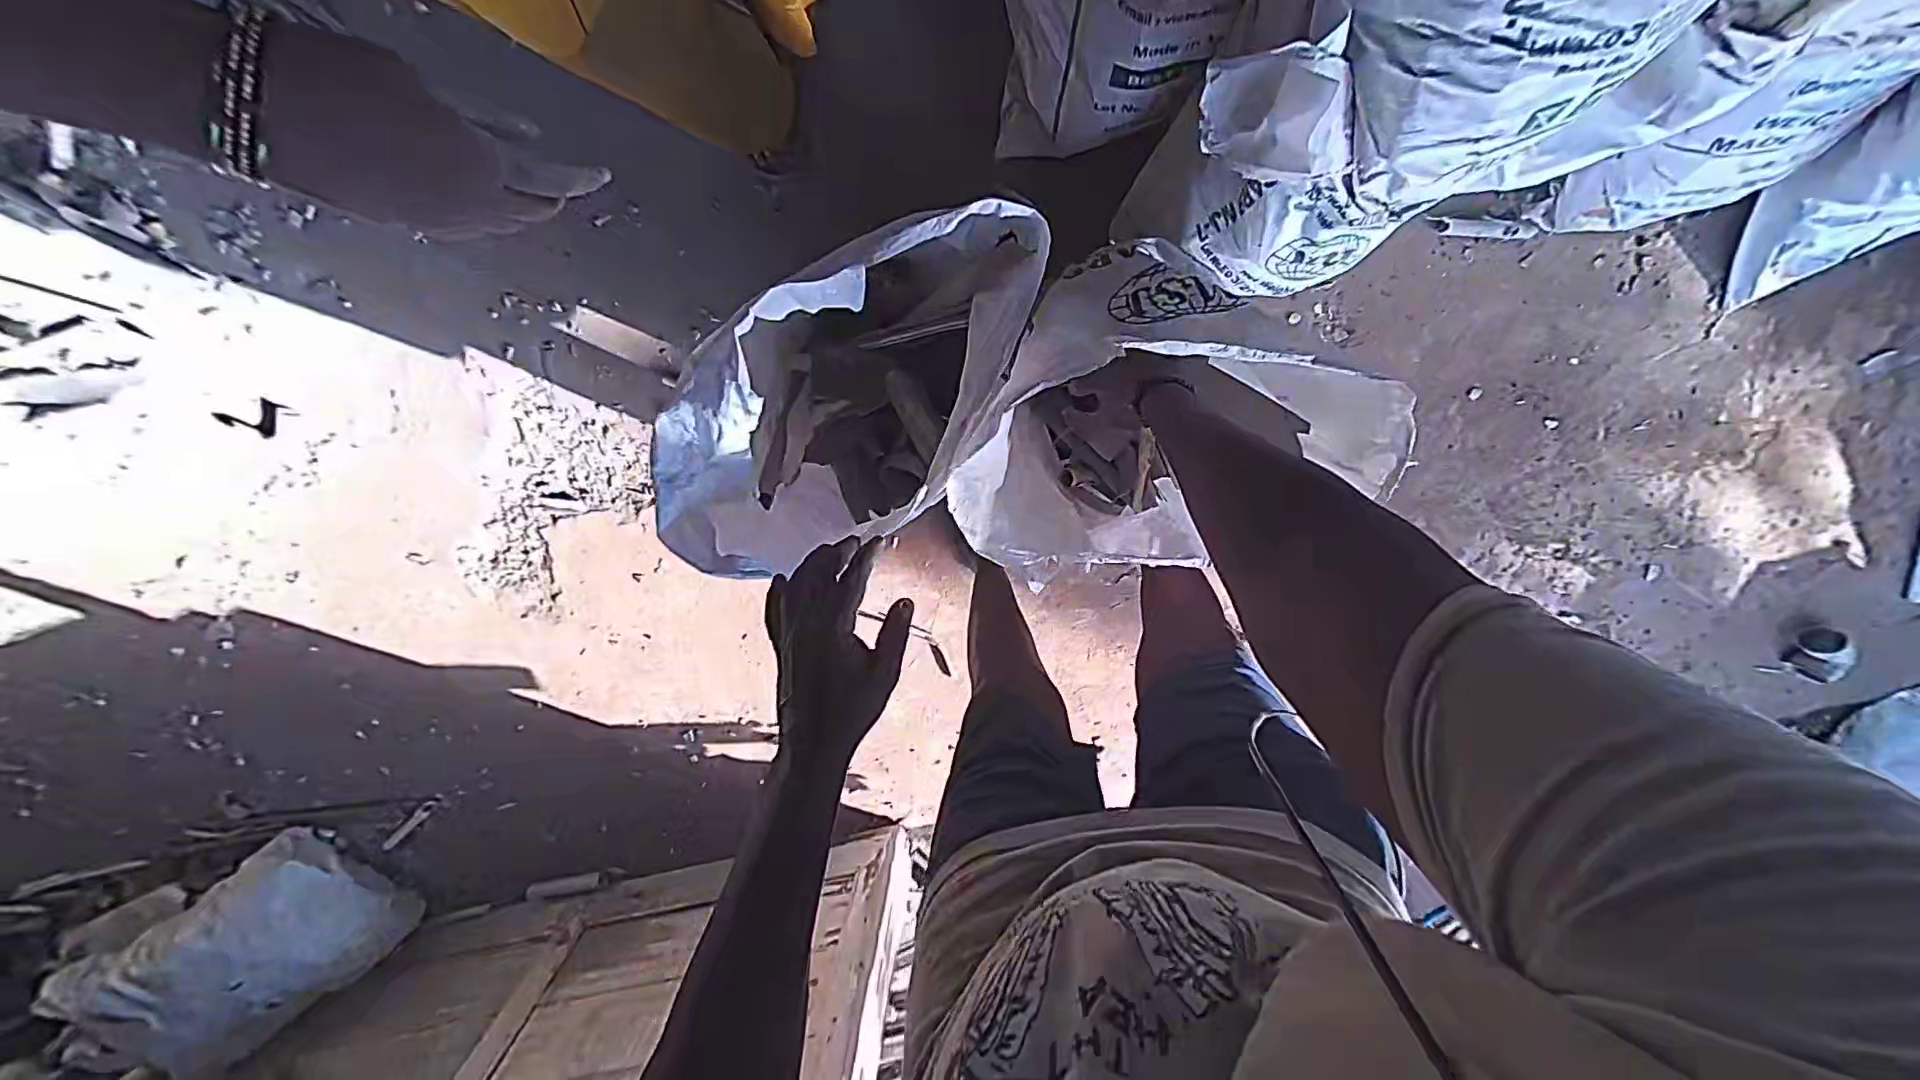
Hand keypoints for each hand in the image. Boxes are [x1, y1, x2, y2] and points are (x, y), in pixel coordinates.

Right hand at [260, 21, 610, 238]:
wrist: (256, 108)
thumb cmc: (343, 78)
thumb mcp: (422, 86)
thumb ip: (480, 118)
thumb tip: (523, 133)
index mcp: (483, 168)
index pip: (550, 181)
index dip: (579, 178)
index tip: (599, 175)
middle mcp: (472, 207)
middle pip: (531, 211)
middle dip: (552, 197)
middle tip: (562, 182)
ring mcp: (442, 222)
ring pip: (501, 224)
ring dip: (521, 210)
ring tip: (528, 191)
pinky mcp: (411, 225)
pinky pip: (468, 227)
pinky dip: (488, 216)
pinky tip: (484, 202)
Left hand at [765, 539, 913, 767]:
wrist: (813, 743)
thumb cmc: (852, 710)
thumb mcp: (885, 673)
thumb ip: (895, 634)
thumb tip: (904, 602)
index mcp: (833, 625)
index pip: (851, 578)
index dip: (866, 557)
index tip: (878, 541)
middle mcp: (805, 622)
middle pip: (818, 573)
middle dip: (836, 553)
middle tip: (854, 542)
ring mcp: (788, 633)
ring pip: (795, 585)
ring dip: (811, 565)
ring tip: (828, 554)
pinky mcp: (781, 646)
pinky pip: (775, 610)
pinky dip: (779, 591)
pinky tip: (781, 581)